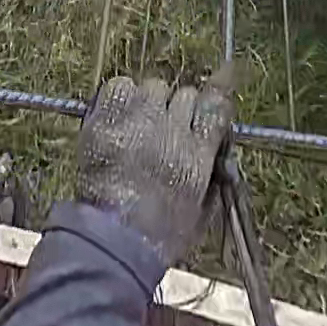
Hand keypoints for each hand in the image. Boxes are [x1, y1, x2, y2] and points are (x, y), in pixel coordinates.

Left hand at [76, 75, 233, 266]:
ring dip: (152, 101)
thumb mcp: (203, 210)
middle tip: (168, 128)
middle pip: (184, 93)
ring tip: (142, 123)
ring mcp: (136, 120)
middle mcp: (170, 130)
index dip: (216, 97)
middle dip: (180, 109)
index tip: (213, 98)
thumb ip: (215, 173)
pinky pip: (120, 85)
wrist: (111, 240)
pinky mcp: (106, 117)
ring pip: (154, 86)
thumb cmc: (161, 233)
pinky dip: (123, 96)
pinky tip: (122, 115)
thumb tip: (219, 144)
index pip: (216, 105)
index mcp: (197, 154)